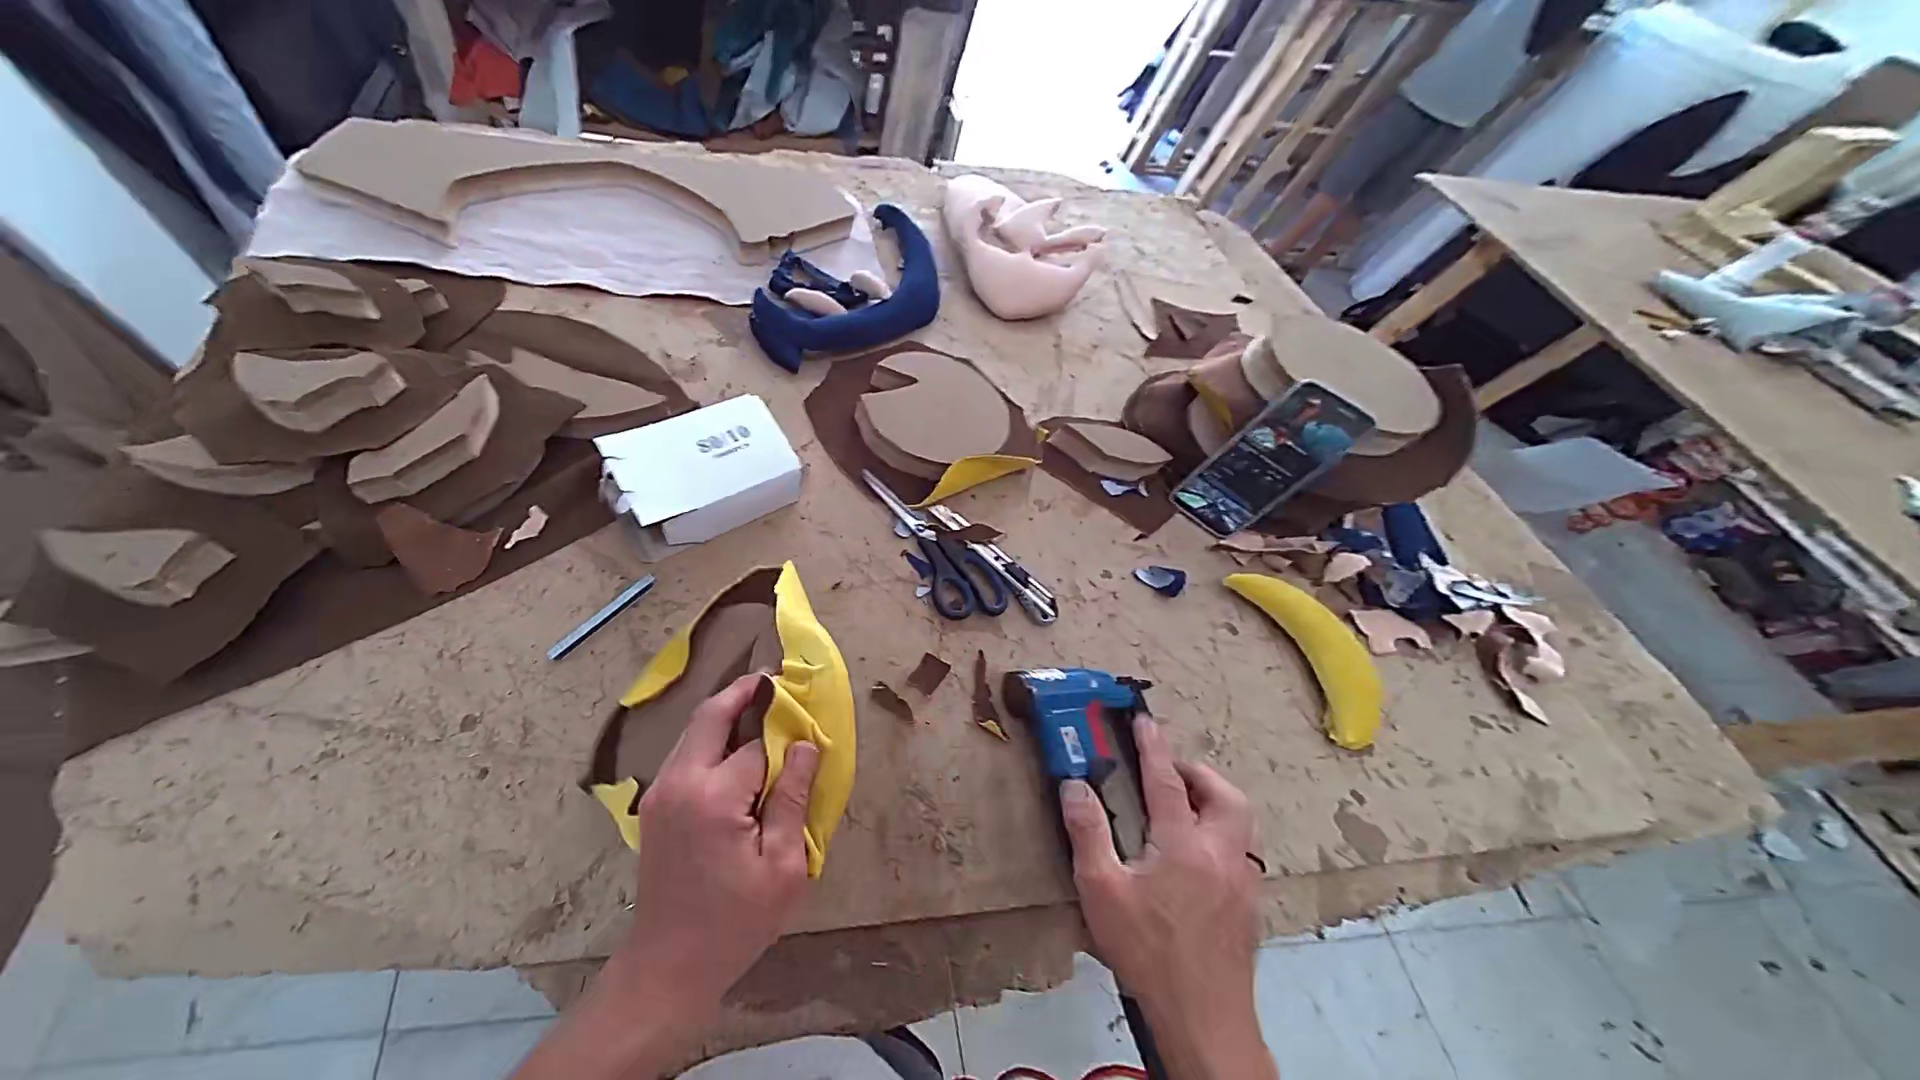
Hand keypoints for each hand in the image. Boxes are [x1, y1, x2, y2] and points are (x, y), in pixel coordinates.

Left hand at [514, 675, 817, 1079]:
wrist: (667, 966)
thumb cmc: (735, 922)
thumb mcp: (782, 867)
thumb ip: (793, 798)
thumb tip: (805, 744)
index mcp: (714, 796)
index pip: (758, 745)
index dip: (786, 734)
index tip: (809, 722)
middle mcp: (679, 782)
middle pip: (711, 716)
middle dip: (744, 693)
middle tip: (775, 682)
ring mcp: (660, 793)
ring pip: (694, 731)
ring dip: (726, 713)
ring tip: (762, 709)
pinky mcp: (654, 805)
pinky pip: (686, 753)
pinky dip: (712, 738)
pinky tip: (737, 748)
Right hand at [1061, 714, 1273, 1079]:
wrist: (1203, 1018)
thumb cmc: (1148, 952)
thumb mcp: (1101, 891)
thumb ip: (1088, 832)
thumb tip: (1075, 786)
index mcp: (1183, 845)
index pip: (1166, 781)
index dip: (1153, 746)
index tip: (1145, 720)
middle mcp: (1220, 855)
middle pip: (1226, 797)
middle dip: (1200, 774)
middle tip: (1171, 773)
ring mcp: (1241, 881)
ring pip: (1242, 823)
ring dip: (1216, 802)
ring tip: (1185, 808)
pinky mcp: (1249, 906)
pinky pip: (1242, 852)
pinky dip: (1222, 835)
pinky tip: (1199, 857)